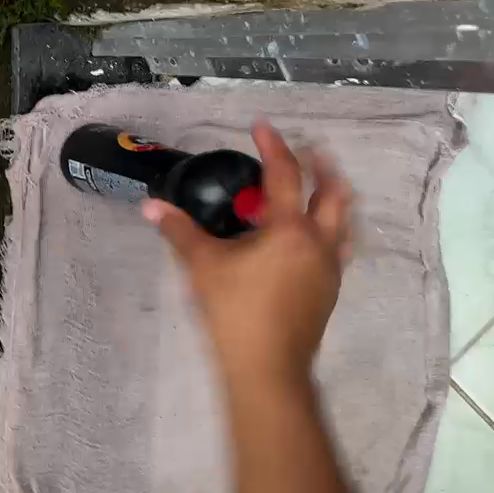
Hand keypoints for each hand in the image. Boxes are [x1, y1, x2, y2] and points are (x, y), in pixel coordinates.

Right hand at [144, 121, 351, 388]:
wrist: (267, 366)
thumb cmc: (234, 309)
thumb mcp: (201, 265)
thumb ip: (178, 230)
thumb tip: (150, 205)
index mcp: (289, 230)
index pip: (285, 176)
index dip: (274, 147)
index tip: (261, 126)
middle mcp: (318, 242)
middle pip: (334, 195)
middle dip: (323, 168)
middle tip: (310, 150)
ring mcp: (329, 268)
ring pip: (343, 222)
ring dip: (332, 198)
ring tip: (318, 188)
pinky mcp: (328, 289)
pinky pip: (337, 245)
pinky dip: (328, 227)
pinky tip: (307, 236)